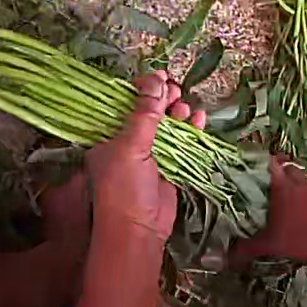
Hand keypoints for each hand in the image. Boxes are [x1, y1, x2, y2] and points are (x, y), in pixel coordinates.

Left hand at [86, 71, 202, 242]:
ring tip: (186, 108)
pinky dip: (189, 131)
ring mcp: (148, 155)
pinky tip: (198, 121)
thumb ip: (145, 114)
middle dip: (162, 99)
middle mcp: (126, 142)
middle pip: (147, 112)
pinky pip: (179, 144)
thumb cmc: (125, 187)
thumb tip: (156, 81)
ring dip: (177, 114)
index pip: (123, 103)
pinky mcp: (167, 168)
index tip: (160, 76)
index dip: (141, 88)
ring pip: (165, 127)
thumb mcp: (131, 146)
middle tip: (176, 90)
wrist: (139, 230)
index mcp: (107, 135)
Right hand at [232, 156, 306, 265]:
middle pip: (283, 167)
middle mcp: (297, 182)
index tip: (242, 164)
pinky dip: (298, 194)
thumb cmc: (303, 238)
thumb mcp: (271, 245)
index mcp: (282, 186)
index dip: (254, 161)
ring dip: (287, 182)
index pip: (267, 163)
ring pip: (297, 178)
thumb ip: (246, 249)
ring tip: (273, 194)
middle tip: (256, 181)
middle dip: (271, 171)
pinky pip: (306, 190)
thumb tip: (223, 256)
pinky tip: (292, 208)